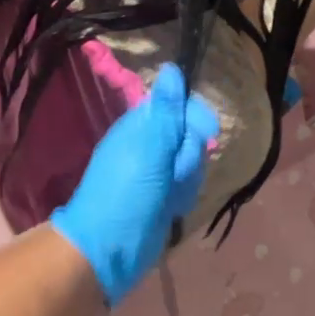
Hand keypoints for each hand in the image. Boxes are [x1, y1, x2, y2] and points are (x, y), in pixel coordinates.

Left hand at [50, 63, 218, 305]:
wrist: (110, 247)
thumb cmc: (125, 191)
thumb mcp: (148, 146)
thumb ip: (165, 110)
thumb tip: (173, 68)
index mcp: (141, 125)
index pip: (180, 105)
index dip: (195, 118)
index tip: (205, 131)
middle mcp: (151, 144)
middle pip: (192, 136)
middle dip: (190, 155)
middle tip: (173, 171)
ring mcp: (159, 172)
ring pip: (194, 163)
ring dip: (187, 180)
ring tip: (169, 195)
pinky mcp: (166, 197)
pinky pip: (189, 187)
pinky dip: (184, 198)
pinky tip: (171, 209)